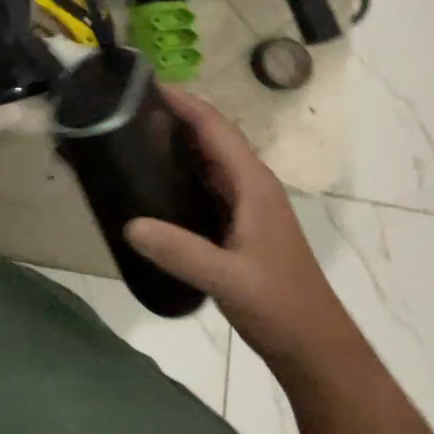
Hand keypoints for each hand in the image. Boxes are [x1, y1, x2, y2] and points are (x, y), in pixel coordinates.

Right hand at [124, 88, 357, 368]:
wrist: (315, 349)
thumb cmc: (280, 306)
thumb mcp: (229, 280)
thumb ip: (181, 252)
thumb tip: (129, 224)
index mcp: (253, 185)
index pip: (214, 128)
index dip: (181, 102)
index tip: (140, 84)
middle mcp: (250, 186)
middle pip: (208, 136)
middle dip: (170, 116)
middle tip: (118, 108)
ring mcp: (244, 205)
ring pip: (205, 159)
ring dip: (172, 142)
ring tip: (124, 134)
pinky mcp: (235, 224)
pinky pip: (202, 183)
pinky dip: (176, 170)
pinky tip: (147, 180)